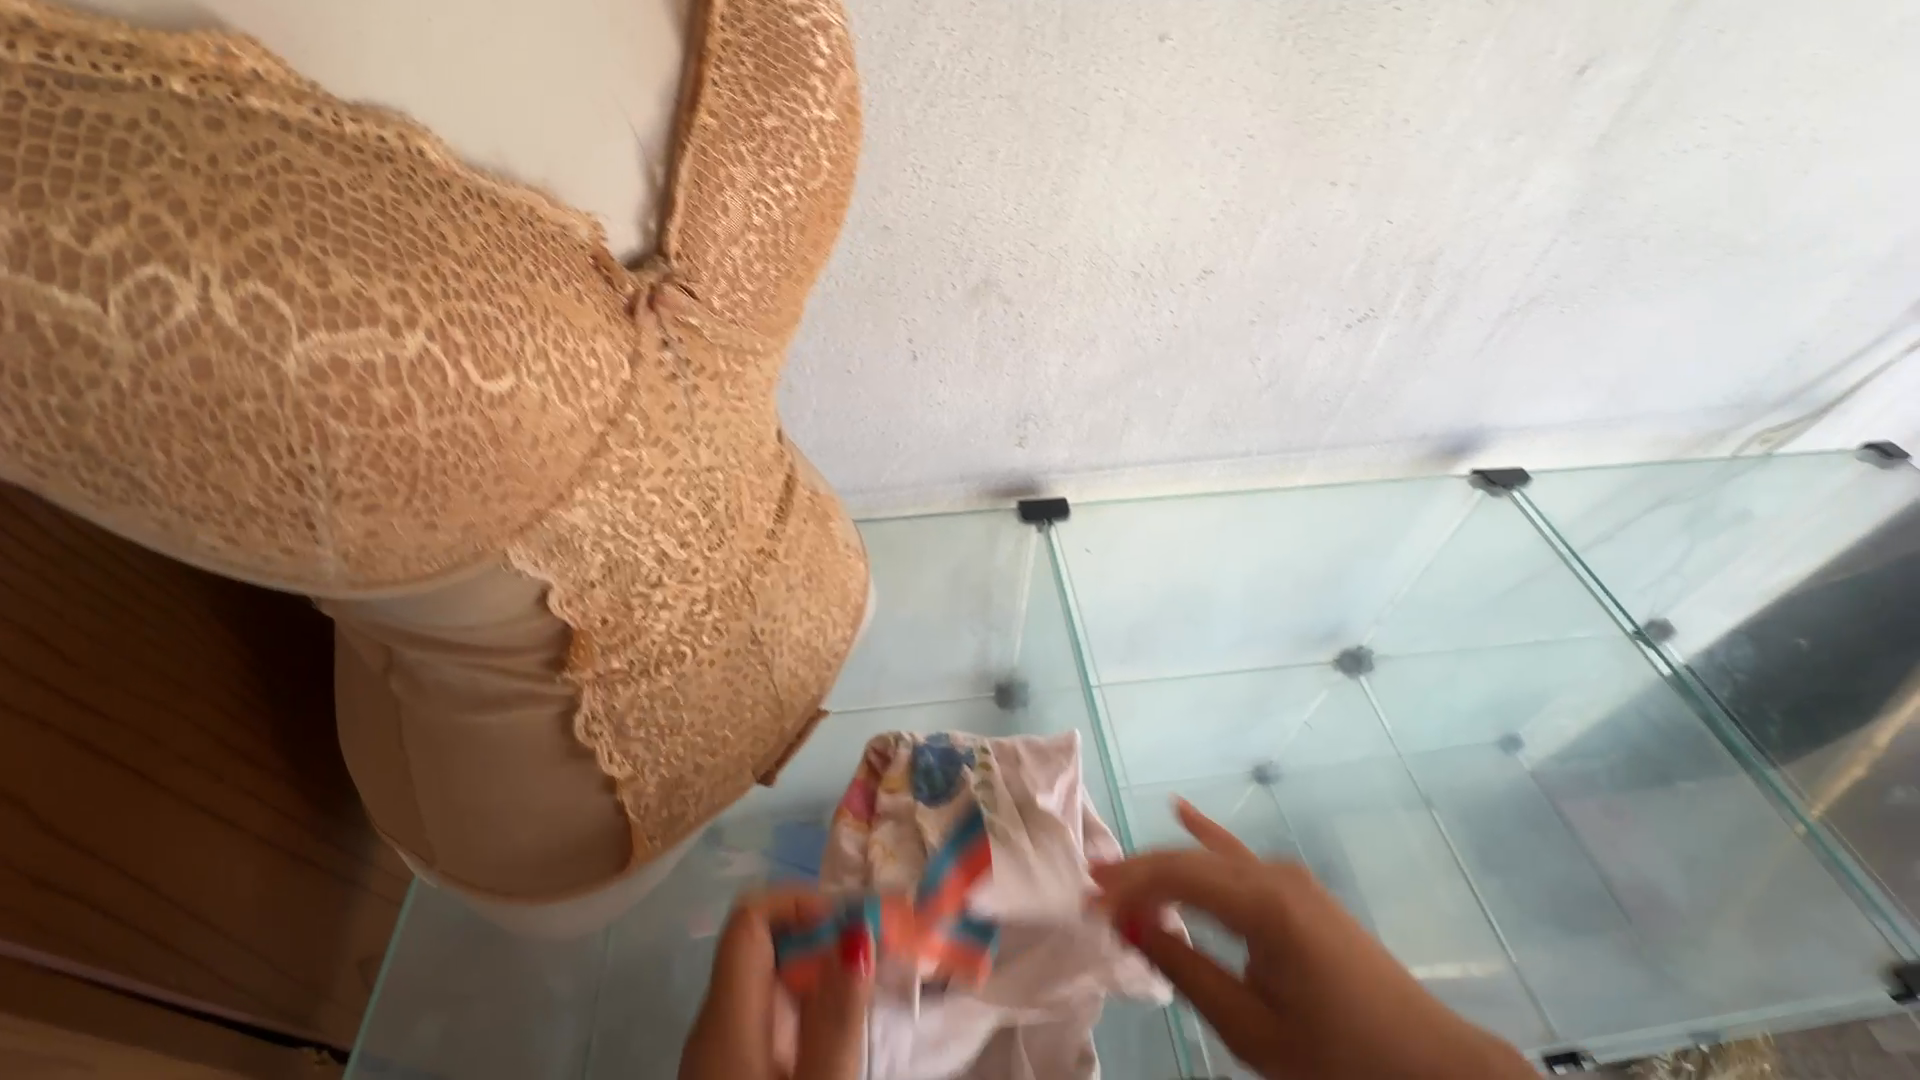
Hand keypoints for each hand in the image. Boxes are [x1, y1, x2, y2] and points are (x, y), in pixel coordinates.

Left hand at [679, 888, 873, 1079]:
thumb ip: (839, 1015)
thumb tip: (860, 935)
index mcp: (726, 1016)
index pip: (750, 916)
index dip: (800, 901)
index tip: (852, 920)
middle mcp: (714, 1019)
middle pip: (763, 943)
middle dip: (823, 932)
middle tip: (881, 942)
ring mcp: (719, 1044)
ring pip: (769, 976)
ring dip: (820, 966)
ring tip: (874, 977)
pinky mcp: (730, 1064)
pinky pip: (769, 1008)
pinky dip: (808, 999)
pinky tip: (843, 1021)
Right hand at [1091, 799, 1534, 1079]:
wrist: (1428, 1063)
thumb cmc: (1337, 1055)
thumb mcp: (1251, 1028)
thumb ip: (1186, 969)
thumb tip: (1132, 926)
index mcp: (1264, 904)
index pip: (1176, 876)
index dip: (1127, 886)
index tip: (1087, 904)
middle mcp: (1274, 875)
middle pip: (1188, 860)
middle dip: (1136, 874)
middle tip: (1089, 891)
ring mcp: (1291, 878)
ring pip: (1209, 858)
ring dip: (1162, 866)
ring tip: (1115, 873)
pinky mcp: (1300, 891)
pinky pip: (1240, 857)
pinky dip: (1207, 837)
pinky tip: (1183, 810)